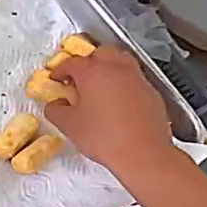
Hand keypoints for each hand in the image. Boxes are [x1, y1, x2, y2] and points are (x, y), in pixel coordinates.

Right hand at [44, 47, 179, 183]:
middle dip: (87, 61)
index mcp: (92, 72)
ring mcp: (137, 78)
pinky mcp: (151, 92)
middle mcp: (116, 69)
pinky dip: (123, 83)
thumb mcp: (68, 125)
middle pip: (100, 53)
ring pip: (121, 61)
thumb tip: (55, 106)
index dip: (60, 69)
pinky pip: (134, 78)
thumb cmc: (105, 137)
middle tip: (78, 77)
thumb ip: (55, 110)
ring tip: (99, 84)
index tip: (56, 77)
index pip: (72, 62)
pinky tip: (118, 100)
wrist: (143, 152)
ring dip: (108, 67)